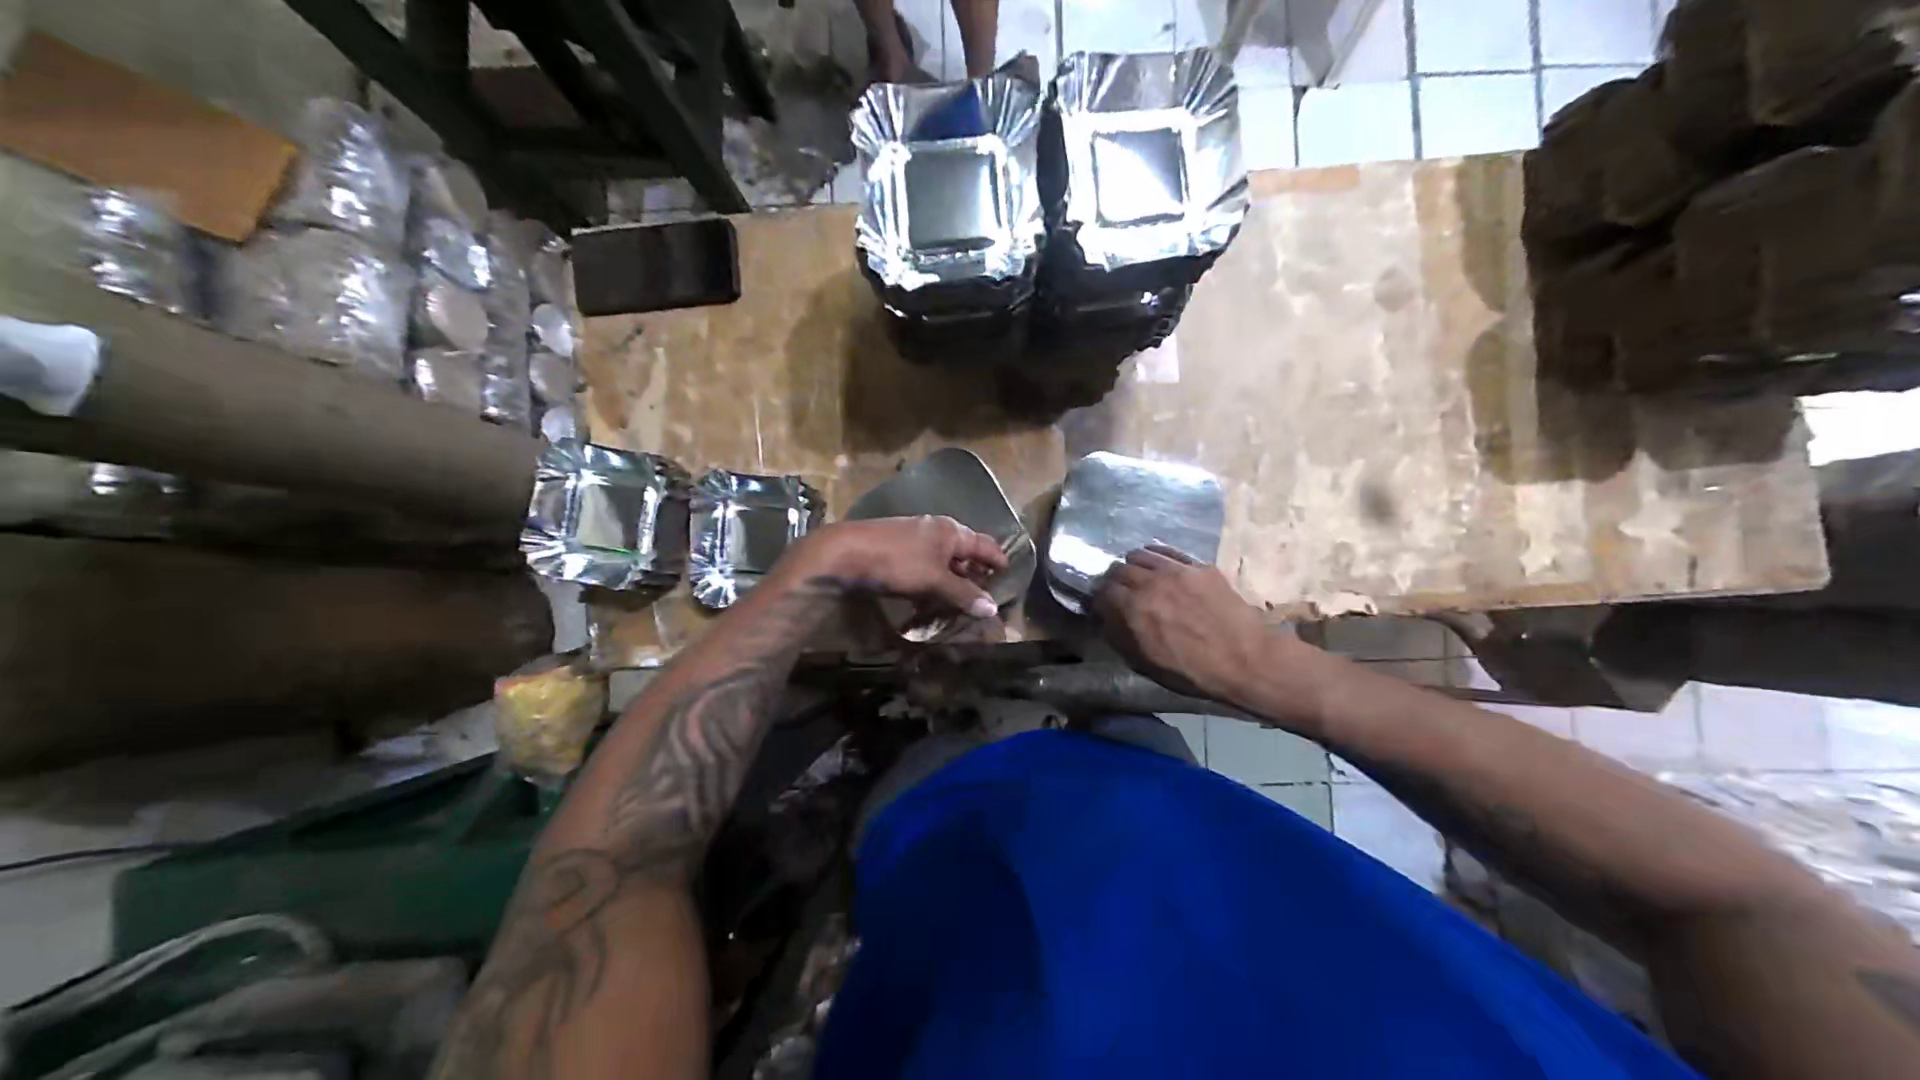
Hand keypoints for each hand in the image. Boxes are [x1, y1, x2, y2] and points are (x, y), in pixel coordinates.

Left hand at [787, 516, 1009, 616]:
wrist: (846, 552)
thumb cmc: (897, 562)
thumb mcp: (934, 580)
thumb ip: (963, 594)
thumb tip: (992, 608)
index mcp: (951, 531)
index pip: (984, 544)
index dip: (998, 559)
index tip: (1009, 573)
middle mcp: (936, 530)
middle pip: (964, 551)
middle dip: (975, 572)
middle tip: (985, 594)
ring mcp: (914, 537)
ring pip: (943, 559)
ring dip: (953, 579)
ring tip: (960, 600)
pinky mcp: (896, 549)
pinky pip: (925, 564)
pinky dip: (933, 579)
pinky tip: (929, 597)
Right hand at [1093, 543, 1270, 701]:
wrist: (1246, 660)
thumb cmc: (1193, 671)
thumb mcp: (1146, 664)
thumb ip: (1120, 637)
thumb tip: (1105, 620)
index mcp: (1133, 609)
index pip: (1102, 592)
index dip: (1100, 600)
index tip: (1103, 607)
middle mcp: (1150, 583)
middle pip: (1119, 570)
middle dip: (1115, 581)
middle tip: (1121, 592)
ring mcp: (1176, 571)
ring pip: (1141, 555)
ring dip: (1134, 566)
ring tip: (1140, 576)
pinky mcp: (1198, 567)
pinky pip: (1168, 552)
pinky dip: (1157, 556)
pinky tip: (1160, 566)